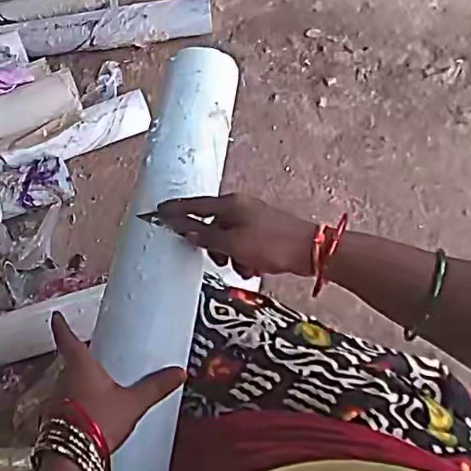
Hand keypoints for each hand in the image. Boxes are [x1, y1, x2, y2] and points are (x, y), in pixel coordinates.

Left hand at [49, 312, 185, 450]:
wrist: (74, 455)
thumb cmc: (99, 421)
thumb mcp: (133, 403)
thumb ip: (155, 387)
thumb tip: (178, 373)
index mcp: (80, 365)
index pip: (66, 338)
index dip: (61, 325)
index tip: (56, 316)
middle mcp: (64, 378)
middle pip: (68, 362)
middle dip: (78, 359)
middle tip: (90, 355)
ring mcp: (56, 398)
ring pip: (66, 382)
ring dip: (77, 382)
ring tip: (95, 386)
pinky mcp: (55, 418)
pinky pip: (66, 402)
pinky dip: (76, 402)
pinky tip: (89, 411)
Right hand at [153, 194, 318, 277]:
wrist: (312, 251)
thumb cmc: (272, 244)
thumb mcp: (232, 244)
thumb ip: (205, 237)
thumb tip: (185, 230)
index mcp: (229, 204)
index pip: (193, 205)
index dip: (174, 210)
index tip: (158, 211)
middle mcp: (239, 207)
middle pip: (210, 225)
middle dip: (212, 246)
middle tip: (219, 258)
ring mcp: (252, 218)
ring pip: (226, 238)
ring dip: (230, 255)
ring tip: (244, 265)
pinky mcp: (262, 230)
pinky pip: (241, 244)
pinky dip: (244, 257)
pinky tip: (254, 266)